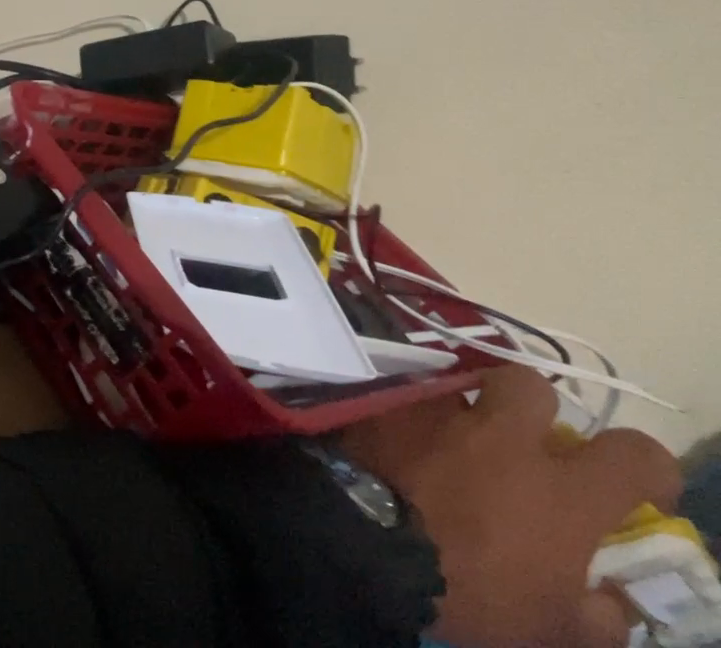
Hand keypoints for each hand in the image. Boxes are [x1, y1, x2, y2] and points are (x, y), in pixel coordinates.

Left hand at [340, 365, 679, 647]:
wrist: (364, 549)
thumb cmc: (468, 591)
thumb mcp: (555, 629)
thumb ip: (597, 613)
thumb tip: (607, 600)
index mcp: (563, 489)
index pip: (635, 453)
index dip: (643, 466)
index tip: (632, 484)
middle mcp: (501, 437)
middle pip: (530, 387)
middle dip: (530, 404)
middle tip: (518, 435)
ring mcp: (431, 415)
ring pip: (454, 383)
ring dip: (456, 405)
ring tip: (446, 432)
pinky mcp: (375, 410)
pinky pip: (395, 399)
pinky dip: (400, 414)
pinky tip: (394, 437)